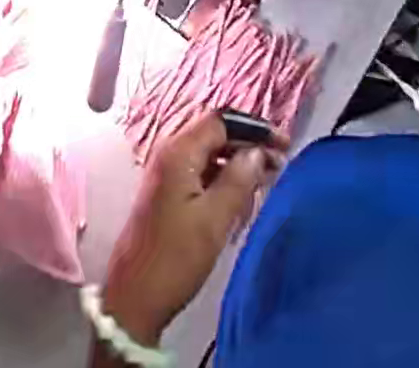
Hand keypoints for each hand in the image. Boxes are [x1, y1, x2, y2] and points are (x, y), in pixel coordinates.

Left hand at [100, 112, 288, 344]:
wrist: (133, 298)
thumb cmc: (175, 257)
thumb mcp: (214, 220)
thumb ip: (238, 180)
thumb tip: (257, 151)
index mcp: (178, 151)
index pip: (221, 120)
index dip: (254, 128)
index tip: (284, 145)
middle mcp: (169, 151)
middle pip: (215, 132)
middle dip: (248, 142)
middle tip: (280, 162)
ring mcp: (166, 170)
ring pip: (209, 151)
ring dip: (237, 159)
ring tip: (267, 177)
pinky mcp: (167, 189)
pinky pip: (200, 168)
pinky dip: (223, 174)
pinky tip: (242, 192)